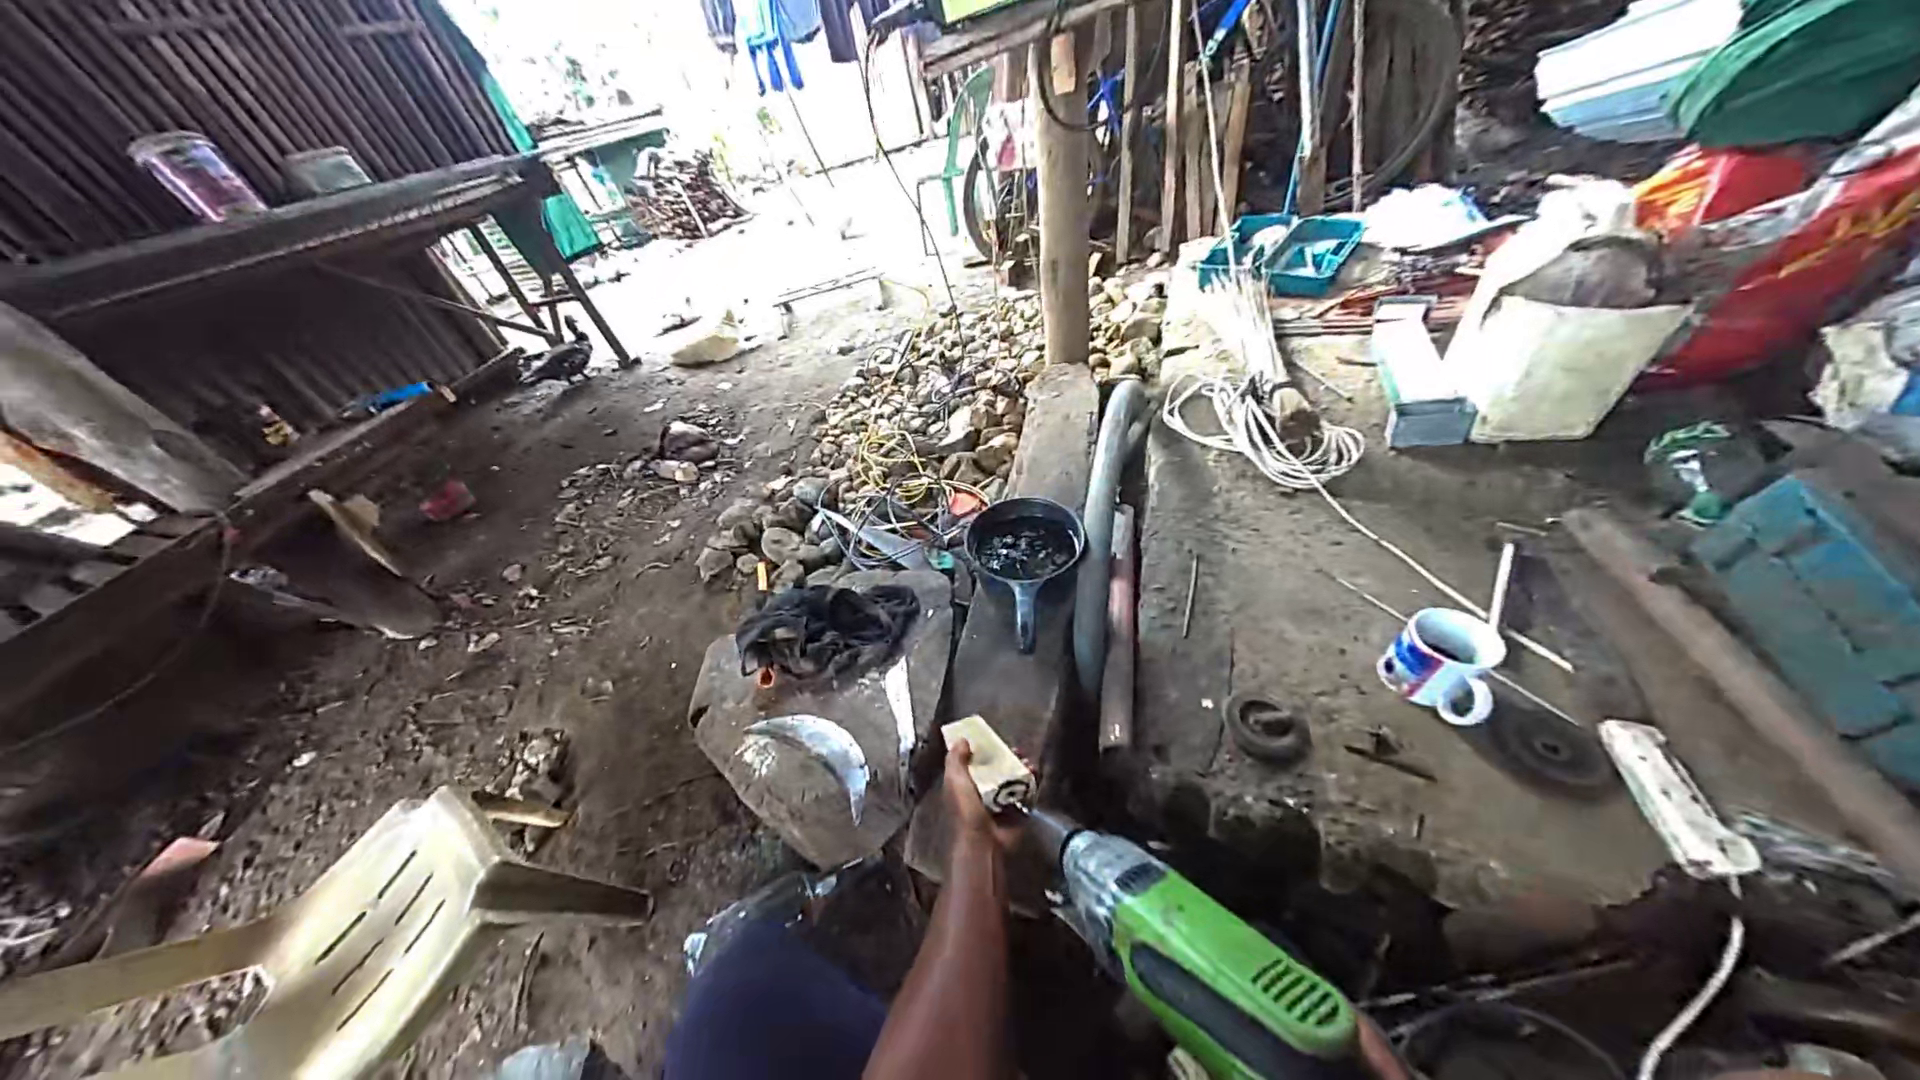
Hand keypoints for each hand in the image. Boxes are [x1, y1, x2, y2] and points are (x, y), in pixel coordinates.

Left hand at [943, 739, 1025, 855]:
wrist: (984, 842)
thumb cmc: (966, 809)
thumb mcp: (955, 780)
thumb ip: (956, 759)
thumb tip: (962, 739)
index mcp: (966, 786)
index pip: (976, 765)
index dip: (985, 752)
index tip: (994, 741)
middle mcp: (984, 794)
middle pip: (997, 770)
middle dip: (1007, 758)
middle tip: (1016, 750)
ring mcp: (1002, 803)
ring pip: (1014, 780)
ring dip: (1022, 768)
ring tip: (1027, 761)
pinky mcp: (1018, 811)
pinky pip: (1027, 793)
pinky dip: (1032, 781)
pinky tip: (1035, 773)